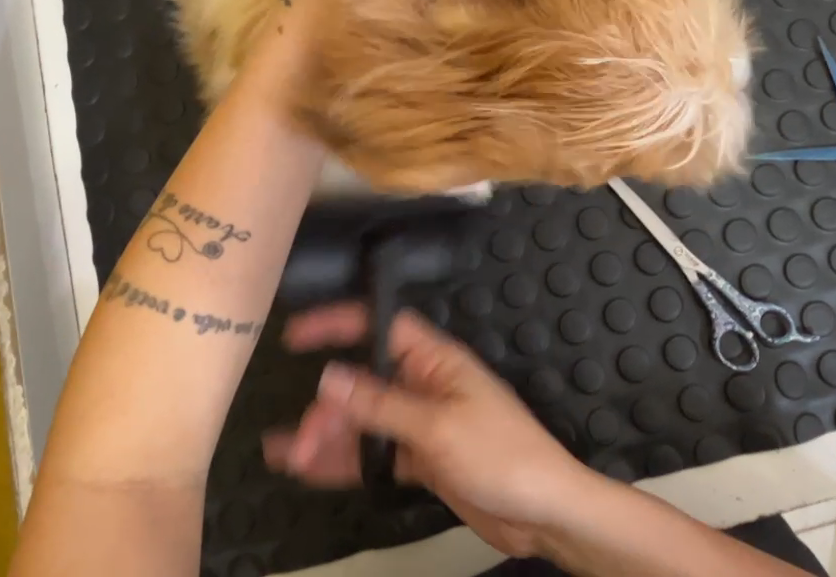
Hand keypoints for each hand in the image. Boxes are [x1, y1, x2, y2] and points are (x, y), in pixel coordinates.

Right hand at [263, 303, 599, 558]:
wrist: (545, 513)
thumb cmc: (503, 455)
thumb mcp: (438, 427)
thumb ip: (381, 404)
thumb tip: (330, 377)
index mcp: (436, 360)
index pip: (381, 325)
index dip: (340, 323)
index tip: (299, 333)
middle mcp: (424, 385)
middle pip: (363, 383)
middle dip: (329, 407)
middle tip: (302, 438)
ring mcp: (421, 423)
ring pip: (364, 422)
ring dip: (329, 436)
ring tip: (290, 456)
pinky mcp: (420, 459)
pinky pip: (375, 453)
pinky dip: (345, 461)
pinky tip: (312, 468)